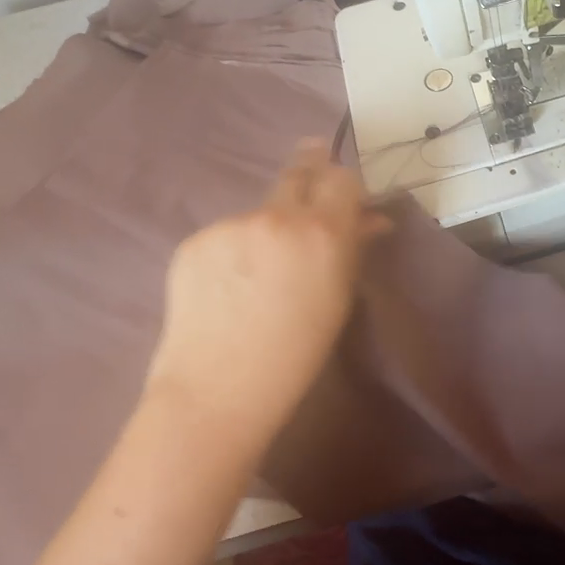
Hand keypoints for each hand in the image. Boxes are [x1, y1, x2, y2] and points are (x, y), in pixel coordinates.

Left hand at [148, 141, 390, 418]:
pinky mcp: (194, 240)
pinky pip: (225, 236)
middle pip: (298, 174)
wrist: (216, 390)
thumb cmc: (295, 354)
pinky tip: (227, 289)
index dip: (342, 182)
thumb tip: (370, 219)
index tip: (339, 190)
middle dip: (307, 174)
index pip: (340, 177)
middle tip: (308, 191)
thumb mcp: (337, 298)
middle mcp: (277, 215)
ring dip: (266, 229)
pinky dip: (232, 253)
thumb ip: (352, 248)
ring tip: (258, 277)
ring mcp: (230, 225)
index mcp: (323, 231)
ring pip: (259, 213)